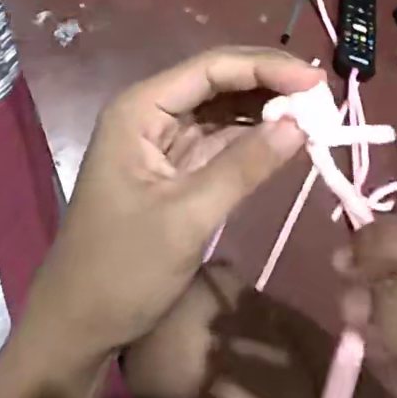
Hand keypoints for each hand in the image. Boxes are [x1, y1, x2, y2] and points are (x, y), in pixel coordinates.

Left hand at [26, 48, 322, 355]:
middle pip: (220, 80)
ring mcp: (166, 138)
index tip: (313, 79)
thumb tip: (301, 124)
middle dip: (269, 81)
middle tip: (320, 91)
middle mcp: (153, 111)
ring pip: (225, 105)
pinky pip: (224, 136)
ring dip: (267, 106)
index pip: (211, 68)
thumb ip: (244, 166)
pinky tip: (288, 134)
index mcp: (141, 108)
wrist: (76, 330)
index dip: (265, 67)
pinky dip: (256, 135)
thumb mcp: (187, 217)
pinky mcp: (178, 164)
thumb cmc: (121, 270)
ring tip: (314, 109)